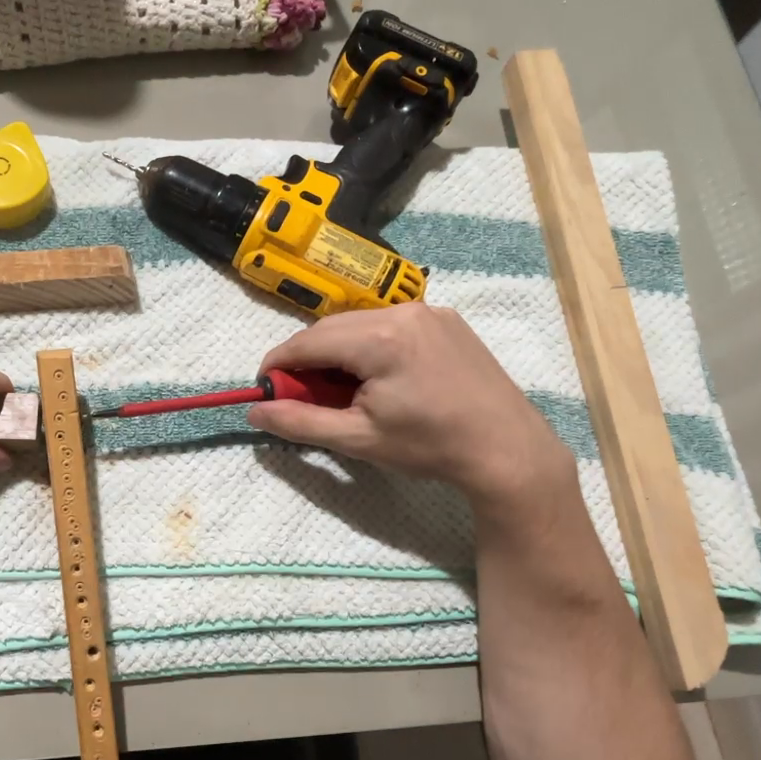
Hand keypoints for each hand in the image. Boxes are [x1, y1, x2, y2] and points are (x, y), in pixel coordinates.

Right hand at [247, 305, 572, 512]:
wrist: (506, 447)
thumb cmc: (429, 446)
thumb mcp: (356, 439)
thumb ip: (299, 422)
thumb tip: (254, 413)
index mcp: (379, 338)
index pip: (307, 342)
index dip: (277, 365)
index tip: (262, 390)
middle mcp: (403, 312)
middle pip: (331, 329)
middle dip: (306, 361)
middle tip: (298, 397)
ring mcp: (429, 312)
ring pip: (359, 325)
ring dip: (337, 353)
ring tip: (338, 393)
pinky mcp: (446, 320)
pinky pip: (389, 325)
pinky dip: (368, 347)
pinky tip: (374, 379)